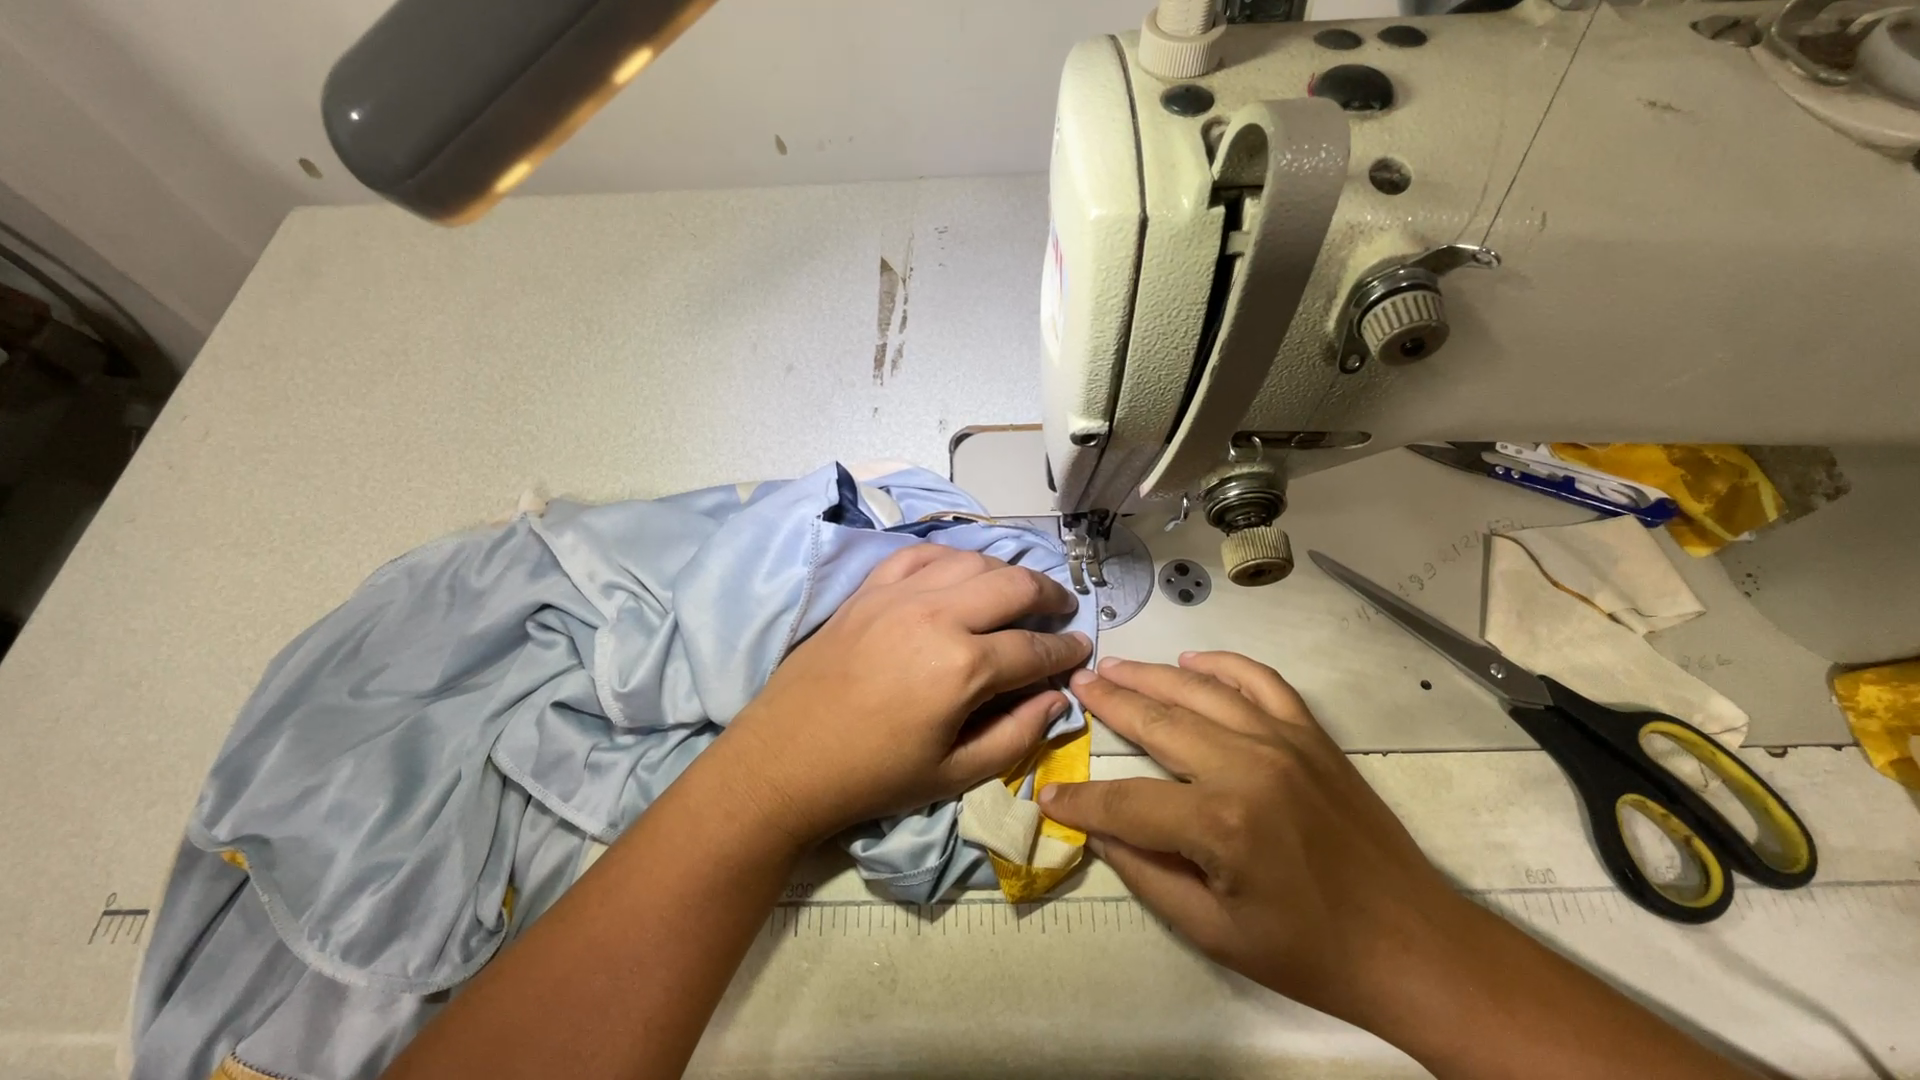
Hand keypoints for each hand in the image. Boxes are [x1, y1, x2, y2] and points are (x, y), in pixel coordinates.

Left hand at [717, 545, 1091, 849]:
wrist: (785, 759)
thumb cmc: (873, 776)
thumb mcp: (954, 774)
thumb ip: (1016, 734)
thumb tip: (1057, 699)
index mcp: (963, 667)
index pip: (1034, 648)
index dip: (1065, 649)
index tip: (1081, 647)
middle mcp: (937, 616)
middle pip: (1013, 585)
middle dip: (1049, 595)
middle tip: (1062, 608)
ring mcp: (899, 595)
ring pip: (971, 560)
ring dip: (1005, 572)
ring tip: (1018, 591)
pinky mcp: (868, 590)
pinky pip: (919, 555)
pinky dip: (950, 559)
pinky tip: (960, 574)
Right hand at [1040, 652, 1468, 1024]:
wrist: (1413, 945)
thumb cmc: (1308, 952)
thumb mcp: (1212, 931)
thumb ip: (1145, 873)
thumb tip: (1096, 829)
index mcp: (1219, 824)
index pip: (1125, 801)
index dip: (1080, 800)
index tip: (1047, 793)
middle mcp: (1247, 767)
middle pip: (1159, 721)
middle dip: (1109, 702)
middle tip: (1076, 683)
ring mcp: (1285, 742)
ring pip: (1201, 691)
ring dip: (1152, 674)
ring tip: (1114, 665)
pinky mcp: (1313, 736)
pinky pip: (1261, 682)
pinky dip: (1224, 665)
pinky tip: (1193, 660)